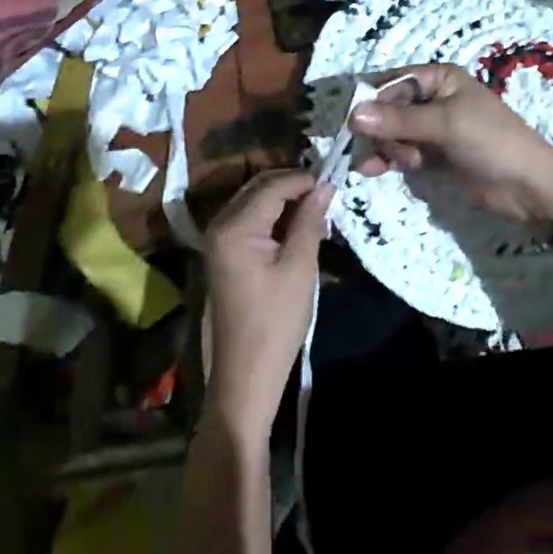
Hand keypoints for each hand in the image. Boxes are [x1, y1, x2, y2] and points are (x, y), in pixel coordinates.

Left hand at [201, 170, 333, 442]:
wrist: (246, 373)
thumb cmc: (276, 321)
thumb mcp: (299, 267)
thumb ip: (309, 221)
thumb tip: (324, 187)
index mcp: (235, 227)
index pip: (272, 186)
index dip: (304, 180)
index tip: (335, 181)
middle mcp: (219, 225)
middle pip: (258, 189)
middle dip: (293, 186)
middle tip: (327, 194)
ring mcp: (218, 240)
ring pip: (254, 202)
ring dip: (284, 201)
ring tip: (318, 210)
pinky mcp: (223, 254)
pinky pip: (249, 221)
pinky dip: (273, 218)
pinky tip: (298, 227)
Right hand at [352, 64, 552, 224]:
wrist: (527, 187)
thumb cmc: (491, 141)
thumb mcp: (445, 125)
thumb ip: (399, 120)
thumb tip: (352, 114)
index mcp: (440, 79)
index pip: (393, 82)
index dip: (371, 100)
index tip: (351, 122)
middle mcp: (433, 99)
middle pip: (388, 109)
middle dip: (381, 130)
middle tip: (381, 148)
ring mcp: (431, 129)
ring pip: (392, 133)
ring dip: (387, 148)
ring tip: (396, 164)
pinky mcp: (431, 155)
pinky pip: (400, 152)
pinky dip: (387, 160)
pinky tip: (371, 171)